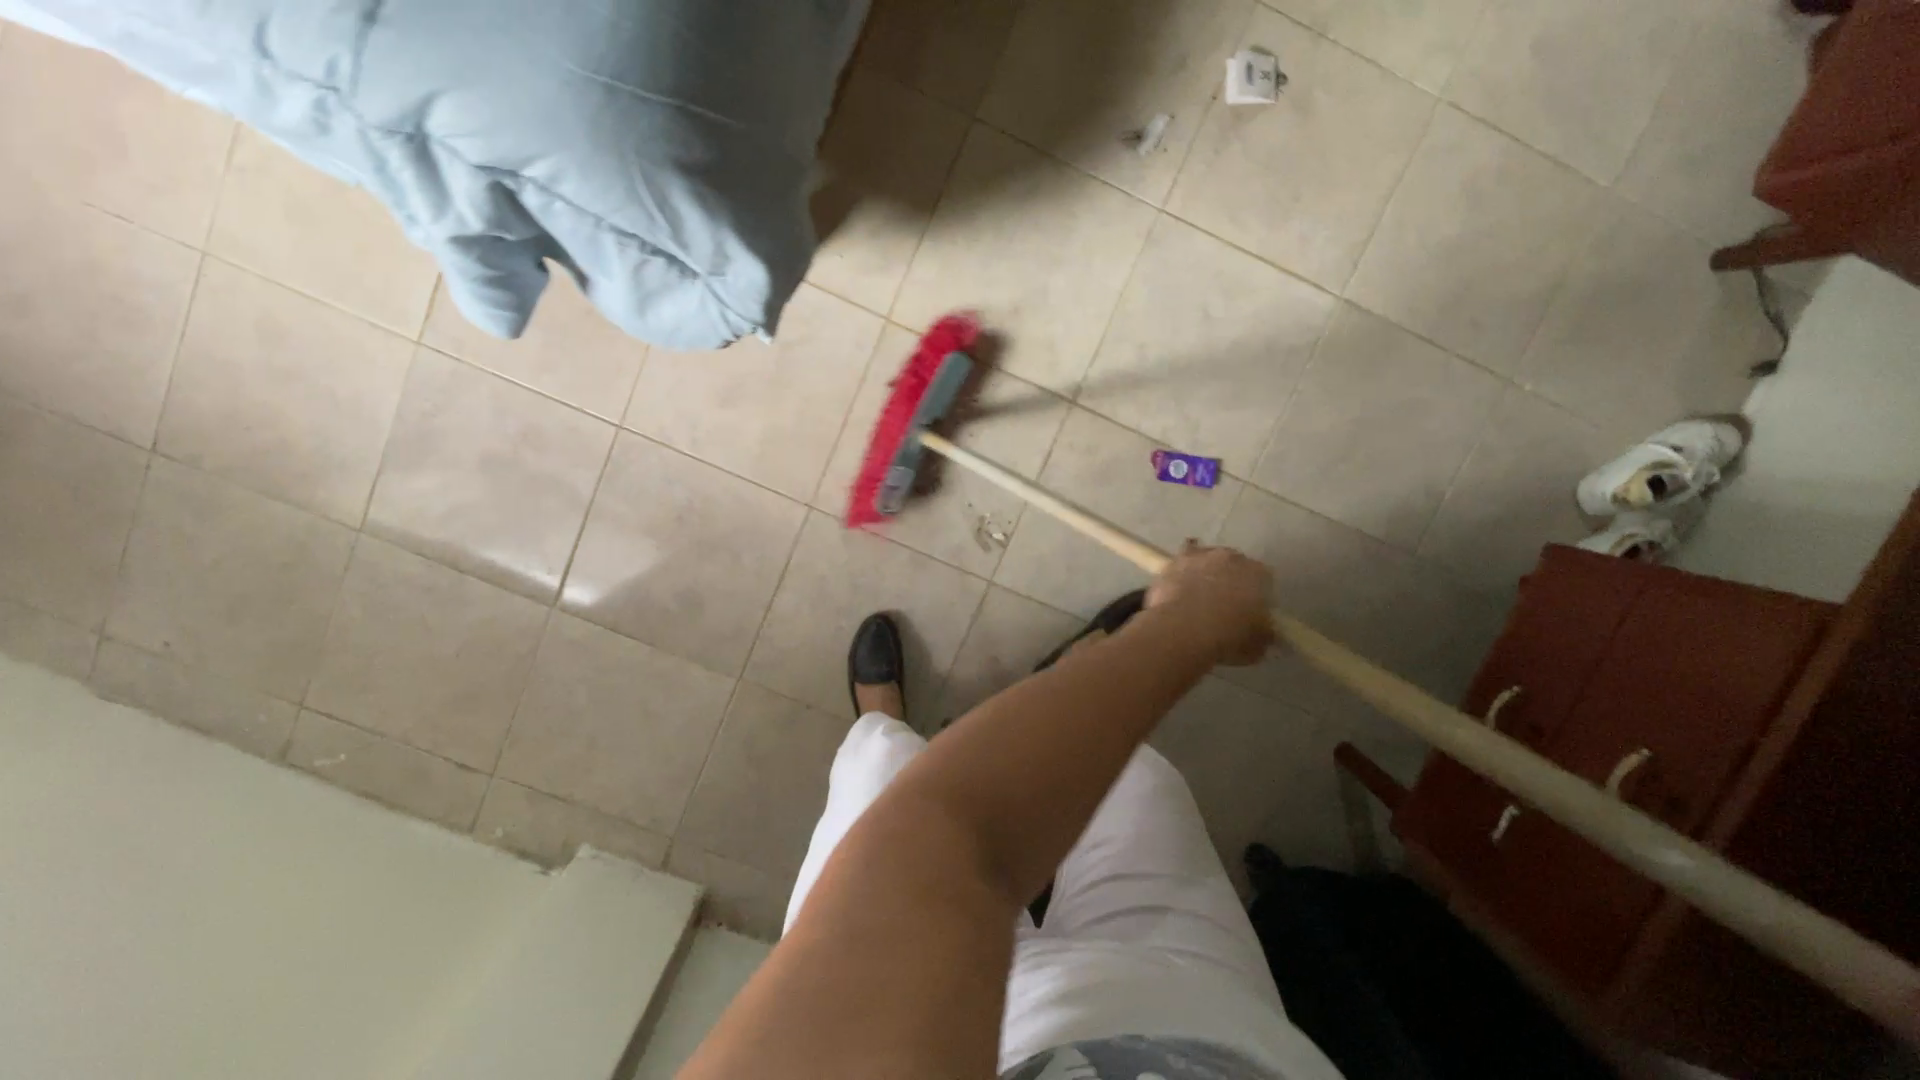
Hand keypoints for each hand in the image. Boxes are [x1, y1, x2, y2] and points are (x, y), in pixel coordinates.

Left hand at [1145, 542, 1273, 665]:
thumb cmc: (1228, 637)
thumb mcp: (1257, 645)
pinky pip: (1182, 561)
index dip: (1258, 594)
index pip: (1264, 578)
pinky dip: (1183, 569)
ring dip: (1207, 571)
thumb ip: (1264, 634)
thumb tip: (1265, 633)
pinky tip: (1180, 580)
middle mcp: (1231, 558)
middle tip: (1225, 602)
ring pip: (1208, 558)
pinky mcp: (1175, 562)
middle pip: (1235, 564)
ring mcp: (1201, 556)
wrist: (1184, 629)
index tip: (1252, 610)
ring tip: (1200, 593)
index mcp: (1258, 574)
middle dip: (1232, 579)